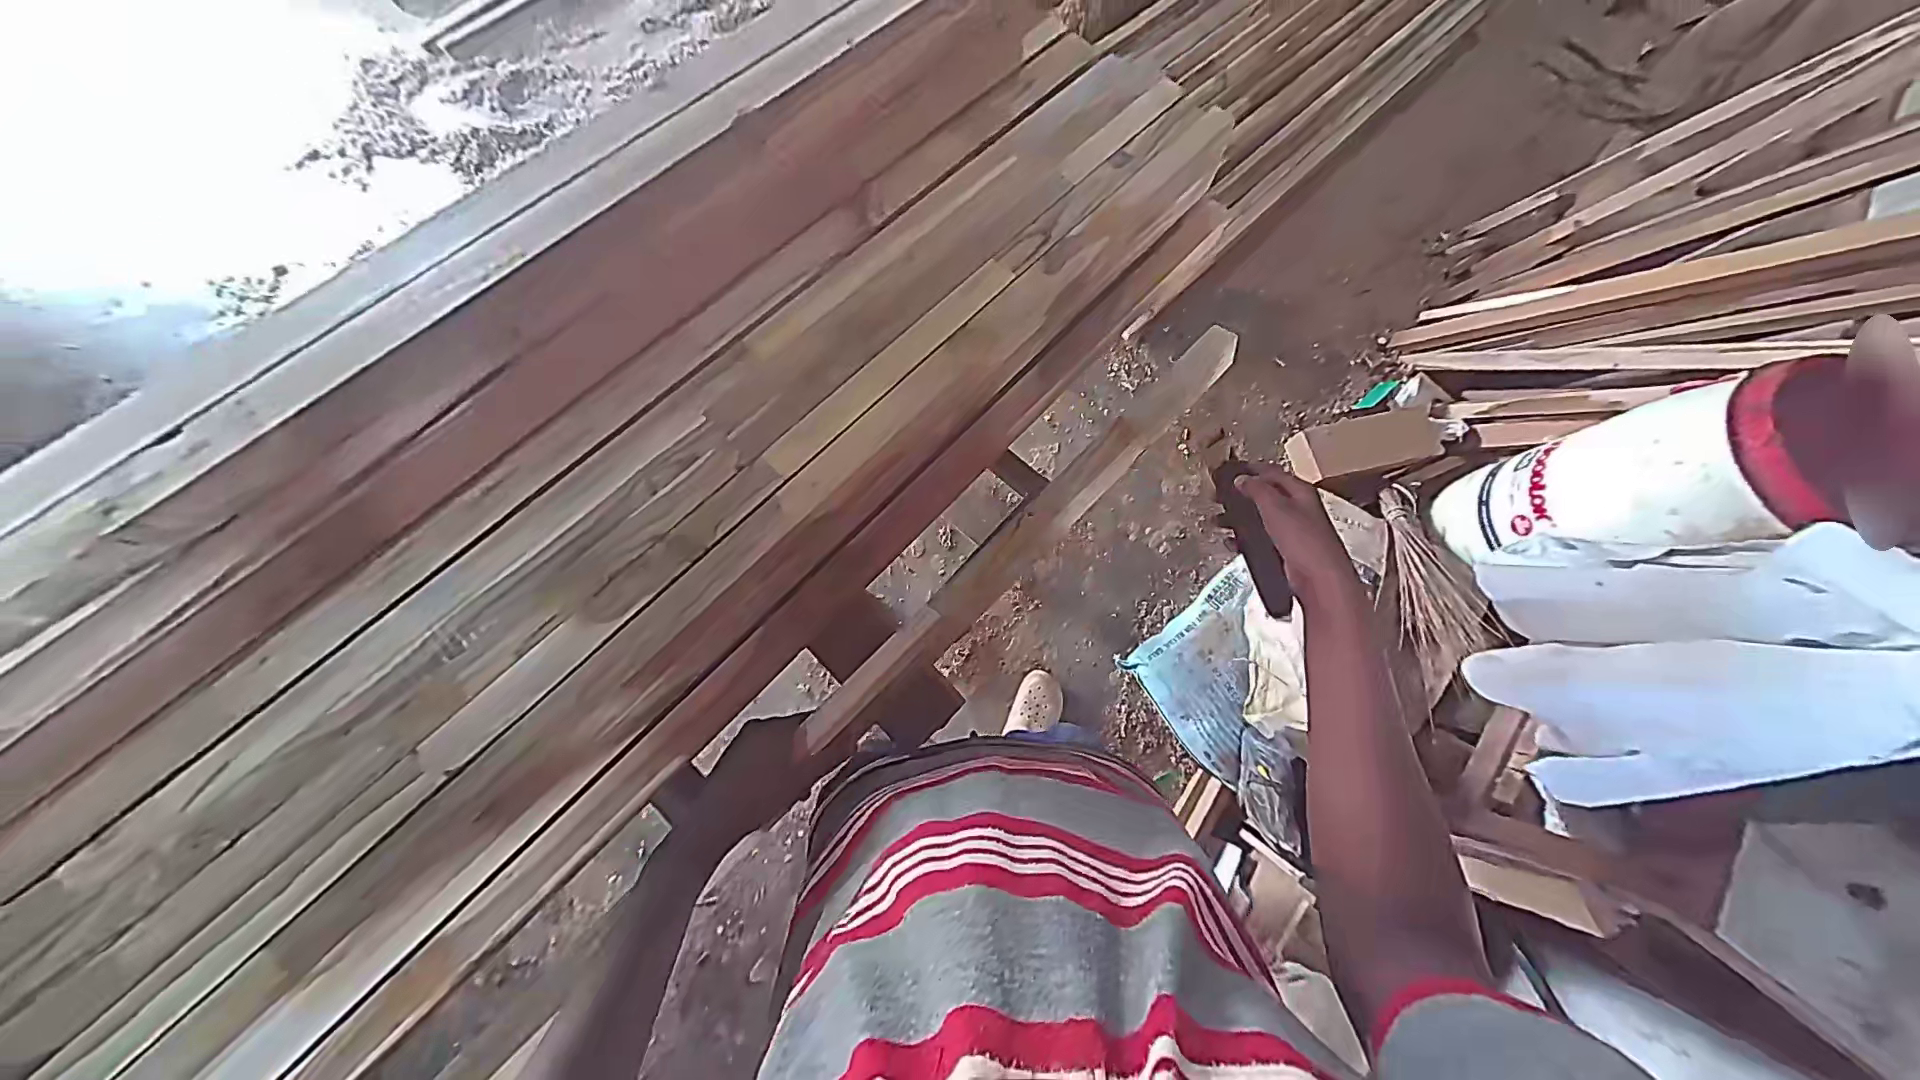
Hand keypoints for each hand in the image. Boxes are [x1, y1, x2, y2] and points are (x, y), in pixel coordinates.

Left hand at [687, 712, 850, 850]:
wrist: (710, 827)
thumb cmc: (758, 799)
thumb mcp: (803, 777)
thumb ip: (831, 754)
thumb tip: (853, 737)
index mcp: (772, 726)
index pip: (812, 719)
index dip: (831, 733)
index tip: (844, 748)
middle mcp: (755, 729)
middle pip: (796, 734)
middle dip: (811, 754)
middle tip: (819, 777)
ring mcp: (740, 747)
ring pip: (780, 750)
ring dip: (794, 768)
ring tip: (798, 793)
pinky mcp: (730, 766)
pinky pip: (764, 762)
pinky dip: (776, 776)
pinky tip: (776, 799)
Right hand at [1234, 464, 1365, 614]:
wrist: (1319, 579)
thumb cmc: (1307, 543)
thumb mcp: (1276, 508)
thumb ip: (1257, 490)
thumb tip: (1243, 479)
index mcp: (1301, 493)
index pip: (1274, 473)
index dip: (1252, 470)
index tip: (1234, 470)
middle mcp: (1300, 509)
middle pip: (1268, 494)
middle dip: (1244, 494)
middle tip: (1225, 493)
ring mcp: (1294, 530)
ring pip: (1263, 516)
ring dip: (1242, 516)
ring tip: (1223, 517)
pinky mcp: (1287, 549)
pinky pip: (1262, 537)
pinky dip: (1247, 536)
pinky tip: (1234, 540)